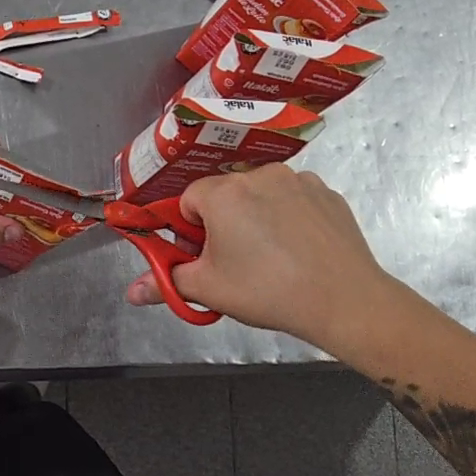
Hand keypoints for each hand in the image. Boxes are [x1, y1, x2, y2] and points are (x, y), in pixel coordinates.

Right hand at [125, 165, 398, 346]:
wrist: (344, 300)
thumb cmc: (267, 291)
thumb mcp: (206, 290)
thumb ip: (164, 282)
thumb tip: (131, 293)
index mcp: (223, 193)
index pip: (187, 200)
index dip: (188, 230)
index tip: (201, 256)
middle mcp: (260, 175)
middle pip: (223, 195)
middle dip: (220, 224)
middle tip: (232, 263)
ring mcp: (299, 181)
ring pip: (259, 196)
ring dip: (254, 218)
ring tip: (268, 258)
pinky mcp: (327, 193)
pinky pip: (292, 200)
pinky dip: (287, 218)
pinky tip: (296, 250)